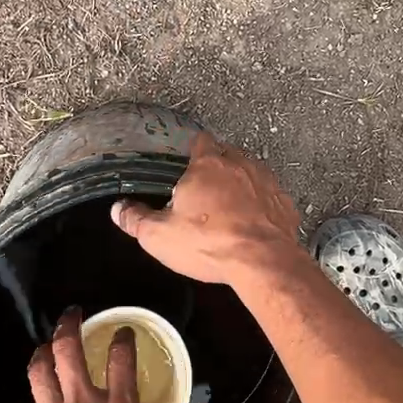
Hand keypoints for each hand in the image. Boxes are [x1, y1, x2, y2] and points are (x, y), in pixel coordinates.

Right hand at [111, 132, 302, 287]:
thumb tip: (119, 209)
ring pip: (249, 174)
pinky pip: (268, 197)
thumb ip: (137, 219)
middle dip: (217, 168)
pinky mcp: (283, 201)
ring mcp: (265, 181)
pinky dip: (260, 206)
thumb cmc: (209, 243)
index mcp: (207, 165)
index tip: (189, 160)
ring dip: (240, 185)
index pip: (199, 142)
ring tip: (228, 209)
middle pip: (226, 155)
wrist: (262, 261)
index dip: (193, 150)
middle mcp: (239, 164)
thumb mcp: (160, 236)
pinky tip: (251, 224)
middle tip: (205, 191)